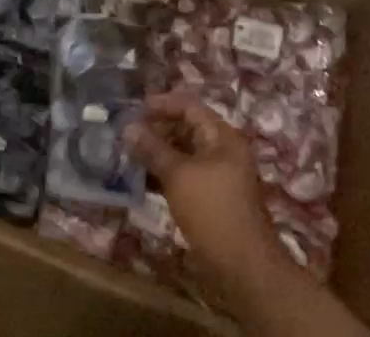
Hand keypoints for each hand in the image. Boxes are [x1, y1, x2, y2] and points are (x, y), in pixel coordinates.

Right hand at [126, 93, 290, 281]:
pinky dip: (164, 173)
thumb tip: (128, 127)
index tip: (132, 110)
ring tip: (128, 155)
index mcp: (221, 137)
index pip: (189, 106)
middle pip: (185, 128)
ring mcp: (218, 175)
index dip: (160, 104)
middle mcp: (222, 150)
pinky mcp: (210, 197)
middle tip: (126, 135)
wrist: (243, 265)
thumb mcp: (178, 174)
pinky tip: (141, 180)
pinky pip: (184, 175)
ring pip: (183, 153)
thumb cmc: (211, 210)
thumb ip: (152, 148)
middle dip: (155, 129)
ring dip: (157, 152)